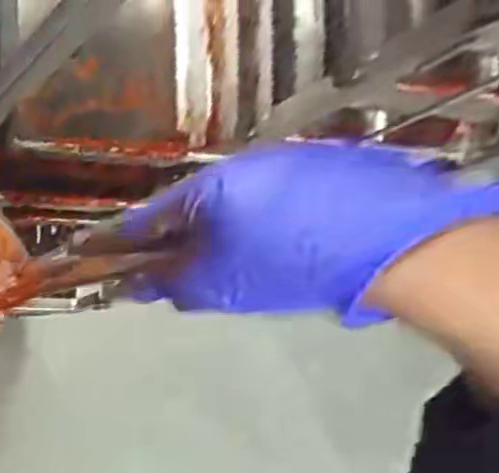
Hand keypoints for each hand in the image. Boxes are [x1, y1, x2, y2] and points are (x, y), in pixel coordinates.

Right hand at [123, 142, 498, 324]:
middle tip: (163, 273)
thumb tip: (132, 284)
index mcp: (211, 186)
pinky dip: (255, 223)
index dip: (119, 244)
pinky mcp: (334, 168)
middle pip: (191, 207)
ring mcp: (295, 160)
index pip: (146, 217)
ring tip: (217, 265)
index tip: (98, 260)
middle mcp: (249, 163)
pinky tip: (266, 250)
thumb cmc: (286, 266)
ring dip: (215, 231)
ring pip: (232, 202)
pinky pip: (272, 198)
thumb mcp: (211, 285)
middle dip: (173, 239)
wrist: (400, 245)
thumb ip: (164, 283)